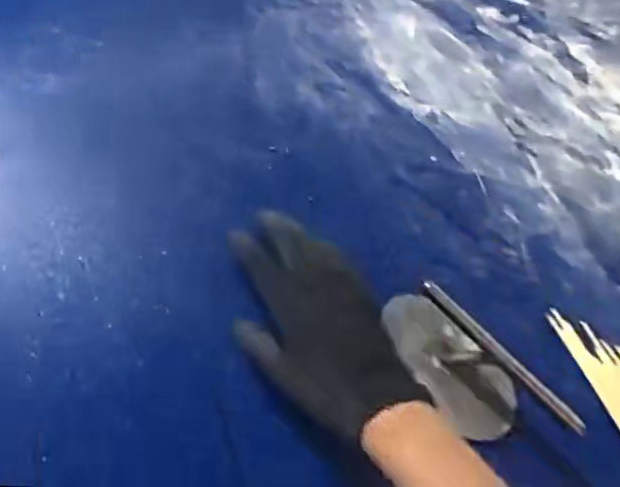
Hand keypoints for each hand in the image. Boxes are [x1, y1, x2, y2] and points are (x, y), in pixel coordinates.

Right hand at [230, 212, 428, 443]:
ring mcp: (340, 291)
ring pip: (317, 252)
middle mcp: (312, 290)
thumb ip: (258, 345)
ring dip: (301, 234)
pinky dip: (330, 250)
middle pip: (291, 250)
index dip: (248, 249)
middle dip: (275, 230)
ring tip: (288, 222)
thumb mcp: (283, 372)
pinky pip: (343, 264)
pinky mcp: (363, 298)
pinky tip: (324, 244)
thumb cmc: (326, 387)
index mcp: (289, 305)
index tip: (235, 233)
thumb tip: (238, 322)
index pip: (262, 268)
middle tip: (262, 215)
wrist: (385, 404)